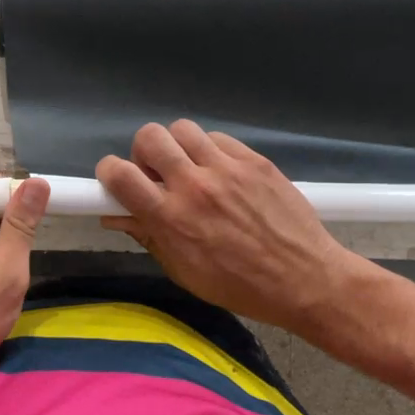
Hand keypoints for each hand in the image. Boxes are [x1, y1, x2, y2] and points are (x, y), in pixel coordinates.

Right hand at [95, 120, 364, 328]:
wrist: (306, 281)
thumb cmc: (238, 286)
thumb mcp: (183, 270)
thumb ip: (148, 236)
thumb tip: (116, 215)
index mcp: (171, 219)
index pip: (120, 174)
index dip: (109, 172)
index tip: (115, 181)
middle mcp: (195, 186)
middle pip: (149, 137)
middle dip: (144, 153)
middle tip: (156, 174)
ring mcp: (227, 169)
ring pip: (182, 129)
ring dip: (177, 146)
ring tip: (189, 168)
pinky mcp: (255, 161)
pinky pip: (218, 138)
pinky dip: (209, 150)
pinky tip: (220, 172)